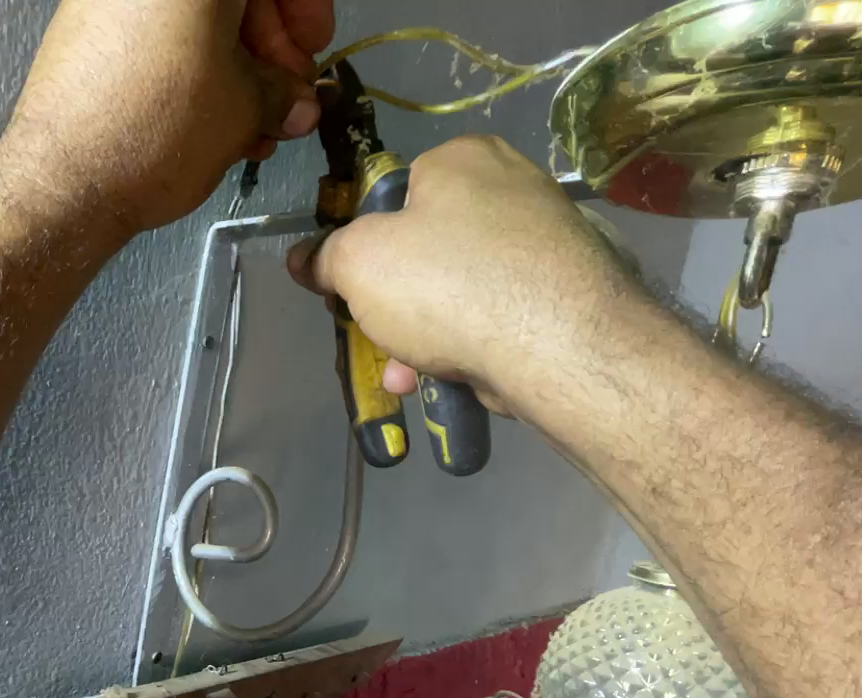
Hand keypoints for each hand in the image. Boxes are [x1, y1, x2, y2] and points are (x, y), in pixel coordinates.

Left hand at [0, 0, 334, 235]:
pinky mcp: (84, 31)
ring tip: (251, 127)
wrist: (64, 182)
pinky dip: (190, 71)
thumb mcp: (240, 110)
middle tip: (284, 97)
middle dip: (269, 46)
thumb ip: (280, 94)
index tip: (313, 47)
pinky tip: (210, 122)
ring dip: (233, 69)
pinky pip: (156, 37)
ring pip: (194, 19)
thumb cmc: (154, 134)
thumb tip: (297, 103)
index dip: (303, 9)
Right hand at [288, 136, 649, 415]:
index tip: (349, 286)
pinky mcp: (559, 290)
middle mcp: (508, 186)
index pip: (392, 195)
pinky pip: (488, 314)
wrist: (553, 344)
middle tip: (374, 334)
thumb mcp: (357, 262)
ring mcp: (541, 240)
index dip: (361, 245)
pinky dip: (458, 343)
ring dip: (415, 335)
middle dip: (388, 303)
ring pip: (451, 290)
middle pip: (420, 249)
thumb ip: (324, 256)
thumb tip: (302, 257)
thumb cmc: (444, 285)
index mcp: (461, 159)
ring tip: (404, 373)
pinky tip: (440, 375)